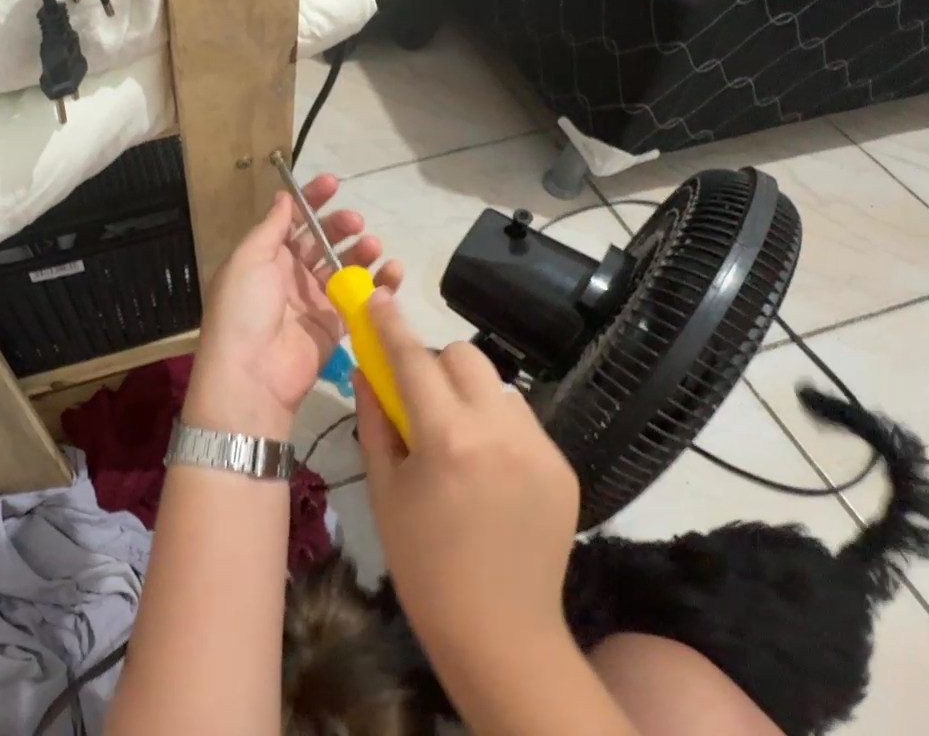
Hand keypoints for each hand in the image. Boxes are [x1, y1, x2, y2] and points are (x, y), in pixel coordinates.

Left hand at [185, 175, 402, 439]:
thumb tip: (284, 197)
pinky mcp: (335, 325)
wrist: (252, 373)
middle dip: (339, 227)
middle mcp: (288, 276)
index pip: (291, 222)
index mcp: (264, 257)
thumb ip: (271, 228)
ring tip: (373, 245)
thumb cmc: (243, 309)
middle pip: (320, 242)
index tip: (333, 183)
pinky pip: (360, 298)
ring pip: (343, 267)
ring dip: (360, 252)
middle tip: (356, 222)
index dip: (312, 201)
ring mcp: (313, 301)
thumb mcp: (248, 259)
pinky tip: (391, 271)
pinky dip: (378, 284)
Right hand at [354, 291, 581, 678]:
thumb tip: (366, 370)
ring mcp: (539, 447)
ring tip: (457, 443)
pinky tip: (487, 472)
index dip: (391, 326)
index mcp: (447, 439)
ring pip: (496, 387)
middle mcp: (499, 431)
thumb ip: (375, 420)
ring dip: (469, 395)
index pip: (413, 360)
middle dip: (436, 363)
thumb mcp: (385, 489)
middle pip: (465, 356)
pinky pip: (521, 421)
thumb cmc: (423, 563)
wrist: (498, 629)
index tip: (377, 299)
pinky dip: (496, 427)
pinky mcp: (563, 466)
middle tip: (419, 399)